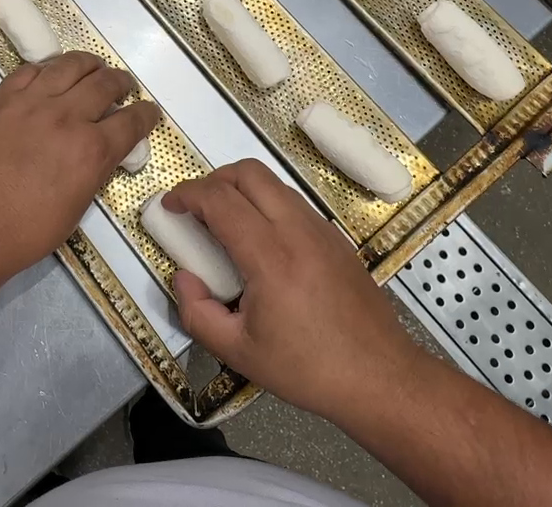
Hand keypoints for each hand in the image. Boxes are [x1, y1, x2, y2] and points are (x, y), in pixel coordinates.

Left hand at [0, 52, 160, 287]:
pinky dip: (46, 69)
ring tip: (94, 68)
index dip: (147, 114)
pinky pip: (28, 71)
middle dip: (122, 82)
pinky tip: (50, 74)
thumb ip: (94, 171)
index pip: (131, 121)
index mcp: (91, 150)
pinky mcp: (0, 100)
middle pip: (104, 84)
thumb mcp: (76, 208)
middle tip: (124, 86)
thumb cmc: (24, 233)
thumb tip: (102, 151)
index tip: (150, 112)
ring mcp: (30, 103)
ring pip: (68, 66)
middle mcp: (65, 117)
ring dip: (89, 64)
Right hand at [165, 159, 425, 421]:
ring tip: (225, 222)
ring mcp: (321, 229)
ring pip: (272, 182)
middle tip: (195, 207)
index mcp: (270, 257)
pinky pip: (292, 201)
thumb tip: (184, 277)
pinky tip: (260, 240)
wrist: (382, 379)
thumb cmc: (309, 369)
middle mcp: (297, 230)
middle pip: (248, 172)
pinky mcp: (336, 237)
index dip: (187, 194)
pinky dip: (265, 203)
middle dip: (212, 179)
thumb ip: (197, 314)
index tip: (169, 205)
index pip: (220, 200)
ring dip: (240, 188)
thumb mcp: (239, 354)